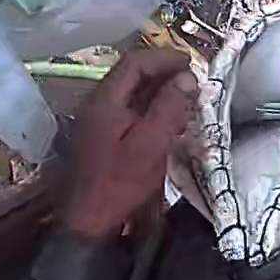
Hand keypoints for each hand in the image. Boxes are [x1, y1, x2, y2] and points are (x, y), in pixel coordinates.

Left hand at [63, 49, 197, 241]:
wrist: (88, 220)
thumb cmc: (119, 183)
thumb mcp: (151, 144)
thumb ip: (169, 108)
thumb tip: (187, 77)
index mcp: (105, 99)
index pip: (135, 63)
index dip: (164, 58)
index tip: (191, 63)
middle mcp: (98, 102)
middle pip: (132, 74)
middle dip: (164, 73)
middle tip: (192, 81)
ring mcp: (98, 118)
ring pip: (131, 92)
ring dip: (158, 90)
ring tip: (186, 98)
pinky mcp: (102, 134)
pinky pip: (129, 109)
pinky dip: (150, 107)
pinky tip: (168, 121)